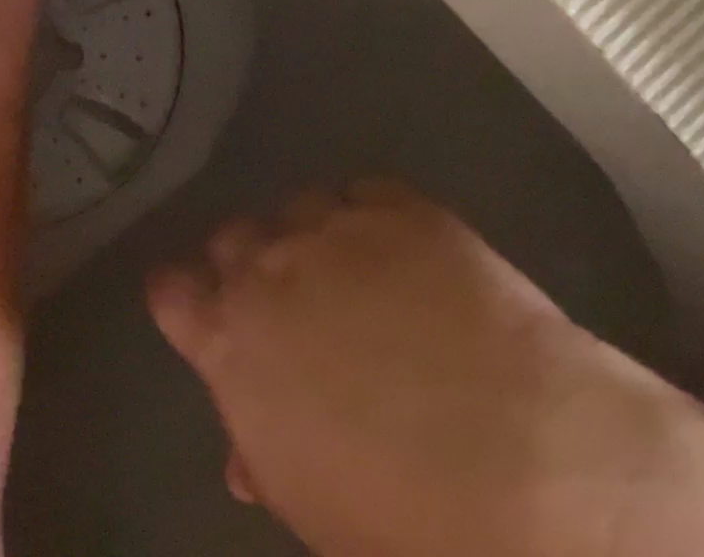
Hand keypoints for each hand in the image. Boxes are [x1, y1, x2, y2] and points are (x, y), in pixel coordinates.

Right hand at [148, 181, 703, 556]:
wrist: (532, 469)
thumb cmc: (402, 511)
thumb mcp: (309, 503)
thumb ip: (263, 457)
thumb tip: (244, 458)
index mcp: (229, 340)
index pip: (171, 289)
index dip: (189, 299)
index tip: (211, 315)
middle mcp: (267, 270)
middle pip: (231, 237)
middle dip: (250, 263)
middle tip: (291, 299)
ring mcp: (335, 233)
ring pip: (297, 207)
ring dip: (311, 235)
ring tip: (354, 270)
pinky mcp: (406, 213)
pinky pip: (366, 193)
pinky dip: (372, 216)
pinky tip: (405, 252)